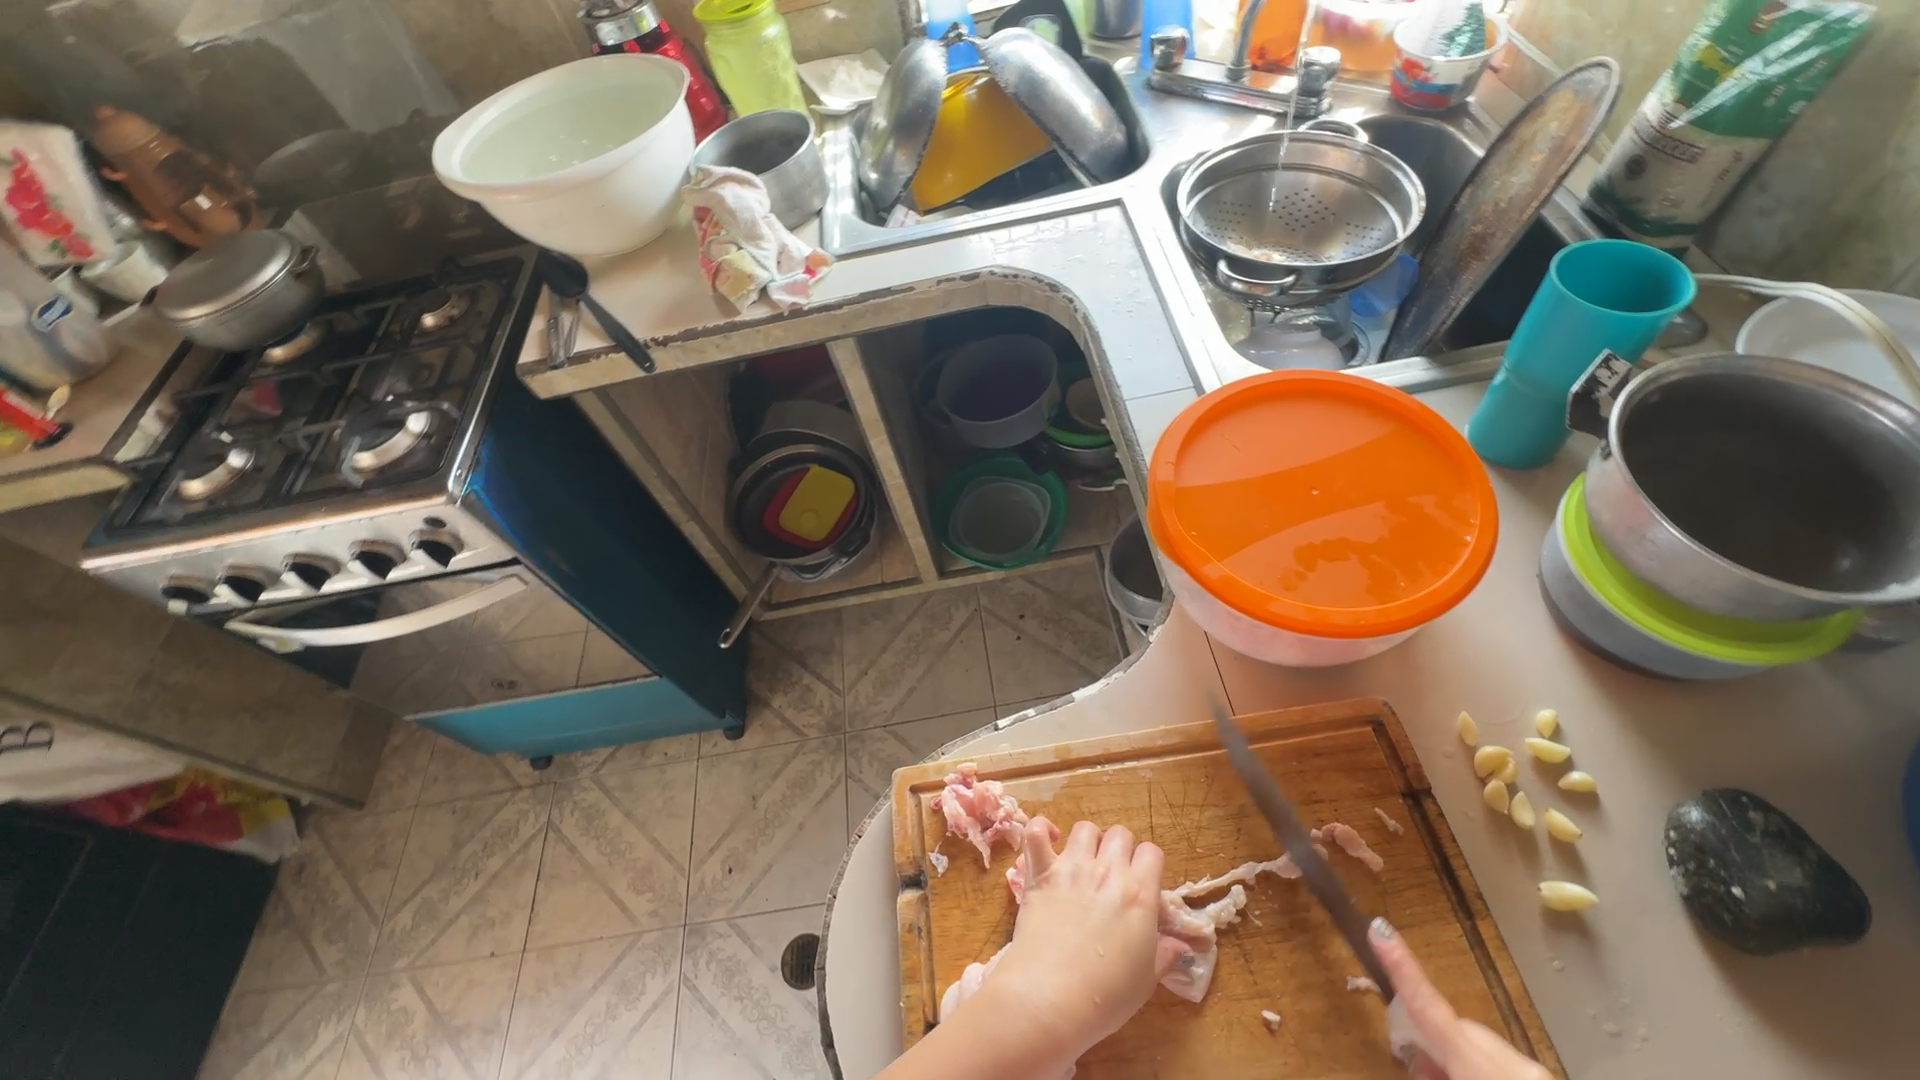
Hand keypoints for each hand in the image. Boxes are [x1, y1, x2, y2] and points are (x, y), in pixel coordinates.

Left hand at [990, 817, 1182, 1058]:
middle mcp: (1107, 872)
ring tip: (1085, 862)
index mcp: (1139, 894)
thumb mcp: (1146, 980)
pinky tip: (1048, 842)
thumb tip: (1181, 946)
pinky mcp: (1039, 872)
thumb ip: (1165, 955)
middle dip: (1121, 849)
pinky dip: (1041, 830)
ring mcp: (1071, 868)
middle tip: (1114, 876)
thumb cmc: (1105, 995)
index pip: (1152, 852)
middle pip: (1121, 834)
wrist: (1050, 998)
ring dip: (1089, 841)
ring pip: (1085, 828)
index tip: (1143, 884)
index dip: (1149, 865)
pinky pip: (1036, 833)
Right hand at [1371, 918, 1551, 1079]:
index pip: (1434, 1010)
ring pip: (1480, 1054)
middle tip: (1412, 1068)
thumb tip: (1416, 1062)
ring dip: (1454, 1065)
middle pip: (1458, 1032)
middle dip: (1429, 1042)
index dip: (1403, 968)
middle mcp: (1518, 1067)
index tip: (1380, 928)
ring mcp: (1535, 1075)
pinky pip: (1501, 1070)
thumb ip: (1431, 1075)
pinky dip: (1476, 1074)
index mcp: (1488, 1071)